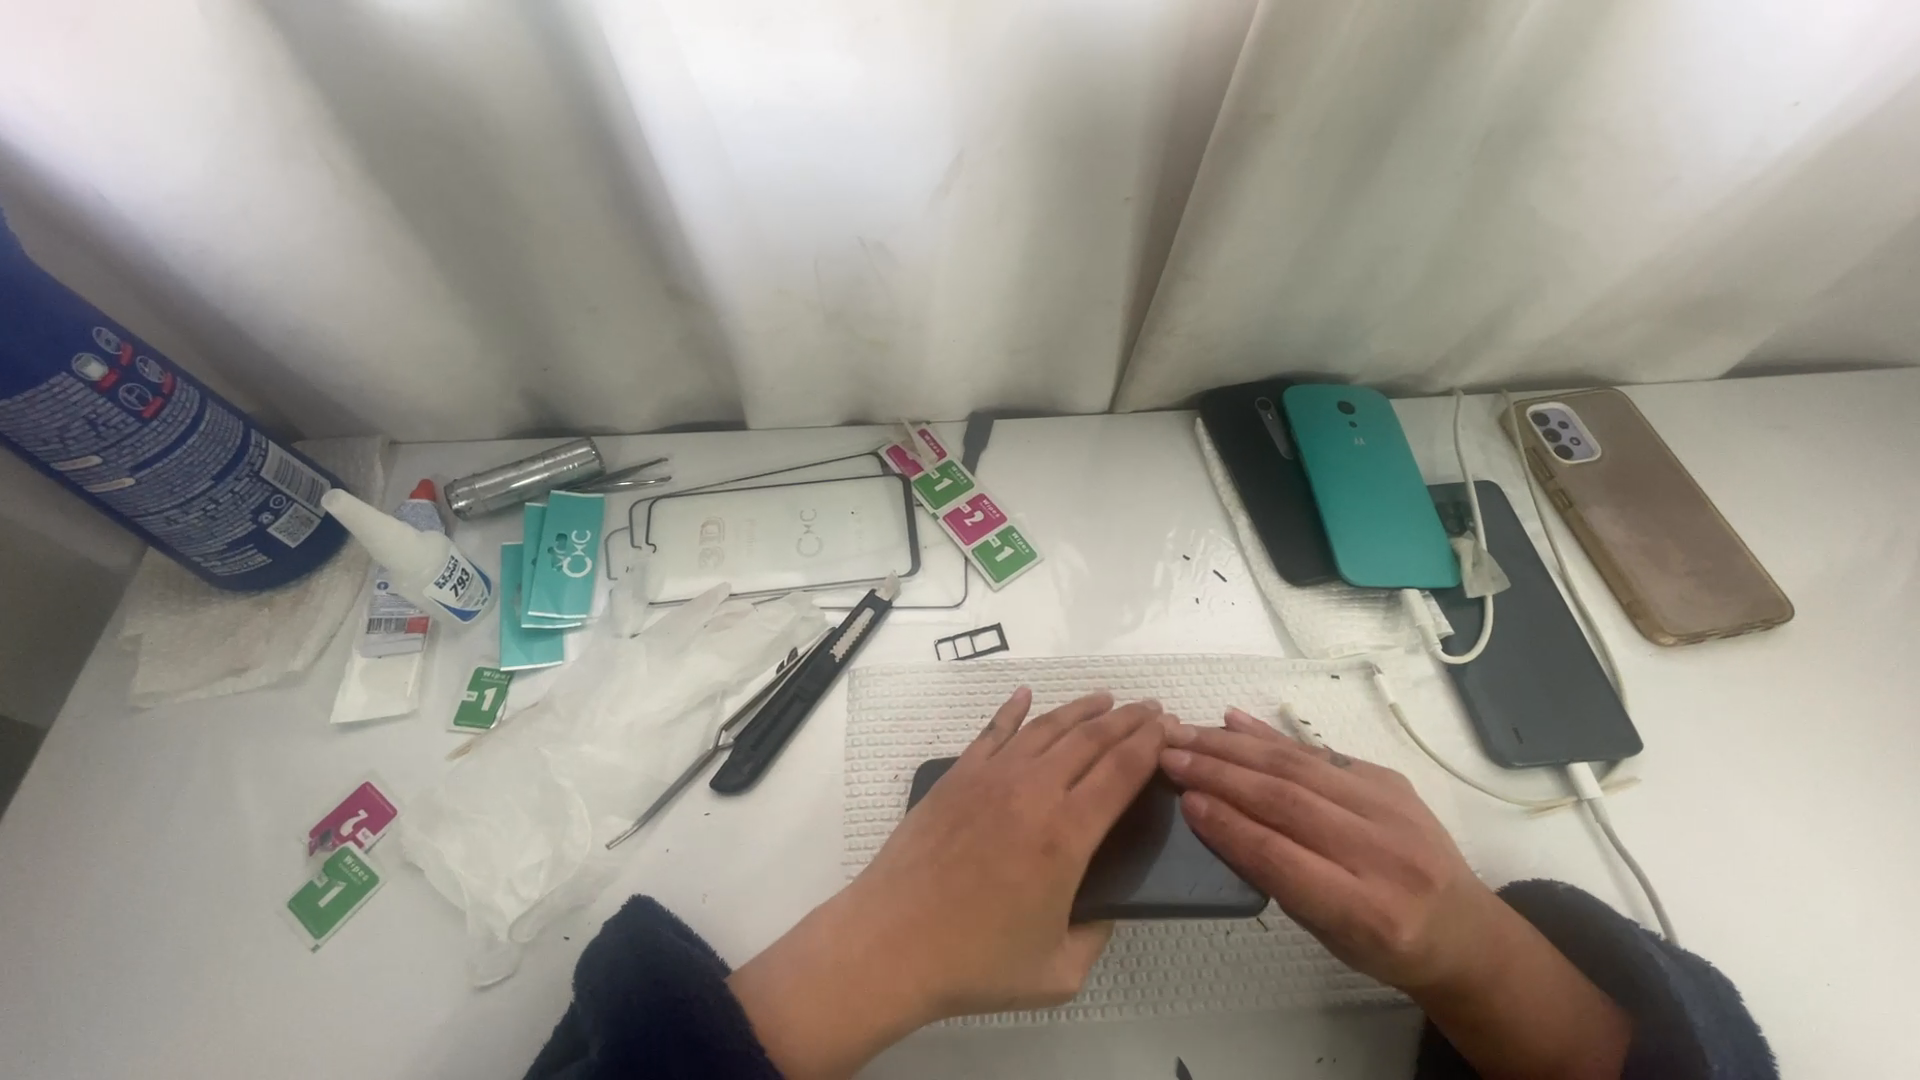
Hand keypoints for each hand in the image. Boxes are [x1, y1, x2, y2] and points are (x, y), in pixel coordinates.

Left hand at [728, 689, 1165, 1078]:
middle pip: (1091, 739)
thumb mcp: (1057, 972)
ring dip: (1081, 709)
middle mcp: (1033, 791)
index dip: (1150, 744)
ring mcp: (991, 777)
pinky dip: (1013, 710)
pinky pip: (992, 732)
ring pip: (1046, 727)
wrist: (891, 942)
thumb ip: (1095, 936)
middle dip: (1128, 720)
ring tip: (1107, 698)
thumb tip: (1104, 907)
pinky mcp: (957, 777)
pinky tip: (1026, 695)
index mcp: (1066, 835)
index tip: (1169, 727)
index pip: (1121, 772)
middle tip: (1152, 707)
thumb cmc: (975, 962)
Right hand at [1161, 710, 1631, 1079]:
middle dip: (1219, 773)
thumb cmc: (1381, 946)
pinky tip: (1233, 720)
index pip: (1281, 856)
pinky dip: (1271, 734)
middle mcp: (1384, 854)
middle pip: (1286, 800)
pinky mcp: (1391, 779)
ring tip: (1190, 734)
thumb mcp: (1323, 931)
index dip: (1227, 824)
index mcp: (1367, 911)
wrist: (1464, 931)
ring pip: (1298, 765)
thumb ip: (1274, 873)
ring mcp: (1393, 809)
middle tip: (1170, 754)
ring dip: (1234, 746)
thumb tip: (1213, 810)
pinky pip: (1320, 751)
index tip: (1181, 798)